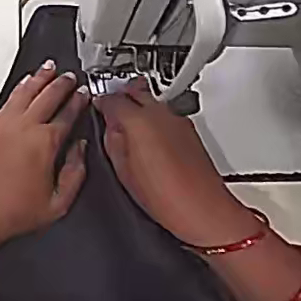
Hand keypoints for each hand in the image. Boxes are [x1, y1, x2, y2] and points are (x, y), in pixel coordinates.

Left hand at [0, 60, 88, 272]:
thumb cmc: (8, 212)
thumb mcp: (57, 203)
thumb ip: (75, 173)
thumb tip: (80, 151)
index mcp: (45, 143)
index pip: (68, 114)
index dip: (79, 101)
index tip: (84, 94)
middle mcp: (25, 128)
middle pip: (48, 96)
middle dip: (63, 83)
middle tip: (72, 77)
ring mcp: (5, 125)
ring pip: (27, 92)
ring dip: (41, 78)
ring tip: (50, 68)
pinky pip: (10, 100)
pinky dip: (21, 88)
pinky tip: (25, 85)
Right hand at [95, 79, 259, 248]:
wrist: (203, 209)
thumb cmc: (168, 198)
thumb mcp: (124, 172)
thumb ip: (113, 143)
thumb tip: (110, 130)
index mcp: (139, 121)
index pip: (113, 99)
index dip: (102, 102)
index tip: (97, 106)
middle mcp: (161, 114)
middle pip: (135, 91)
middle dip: (121, 97)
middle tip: (111, 109)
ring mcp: (178, 120)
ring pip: (152, 101)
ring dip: (139, 108)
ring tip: (130, 129)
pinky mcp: (190, 130)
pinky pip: (166, 115)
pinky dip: (154, 120)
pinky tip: (149, 139)